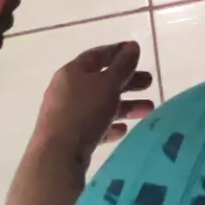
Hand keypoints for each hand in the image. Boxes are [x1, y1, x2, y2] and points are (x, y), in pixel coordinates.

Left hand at [29, 41, 153, 169]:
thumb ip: (123, 64)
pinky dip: (109, 124)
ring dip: (125, 105)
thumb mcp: (109, 84)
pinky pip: (92, 125)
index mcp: (72, 72)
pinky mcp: (66, 137)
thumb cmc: (84, 112)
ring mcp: (64, 115)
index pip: (97, 55)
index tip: (137, 51)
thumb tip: (133, 46)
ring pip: (100, 104)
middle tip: (149, 83)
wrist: (55, 159)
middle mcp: (66, 90)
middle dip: (128, 82)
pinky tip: (122, 130)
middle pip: (102, 81)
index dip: (118, 51)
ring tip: (147, 110)